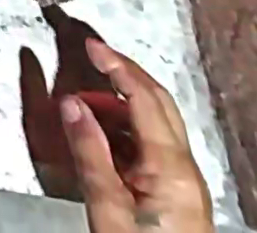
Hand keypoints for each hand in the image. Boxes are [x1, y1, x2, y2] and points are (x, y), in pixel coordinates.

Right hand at [61, 39, 213, 232]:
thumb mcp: (107, 210)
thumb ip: (90, 151)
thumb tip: (70, 102)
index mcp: (172, 166)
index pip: (144, 97)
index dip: (116, 65)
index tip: (90, 45)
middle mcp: (186, 166)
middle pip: (158, 102)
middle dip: (125, 72)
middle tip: (93, 55)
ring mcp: (185, 182)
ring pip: (157, 122)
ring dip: (123, 102)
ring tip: (86, 101)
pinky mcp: (178, 196)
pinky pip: (153, 144)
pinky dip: (127, 128)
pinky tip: (102, 134)